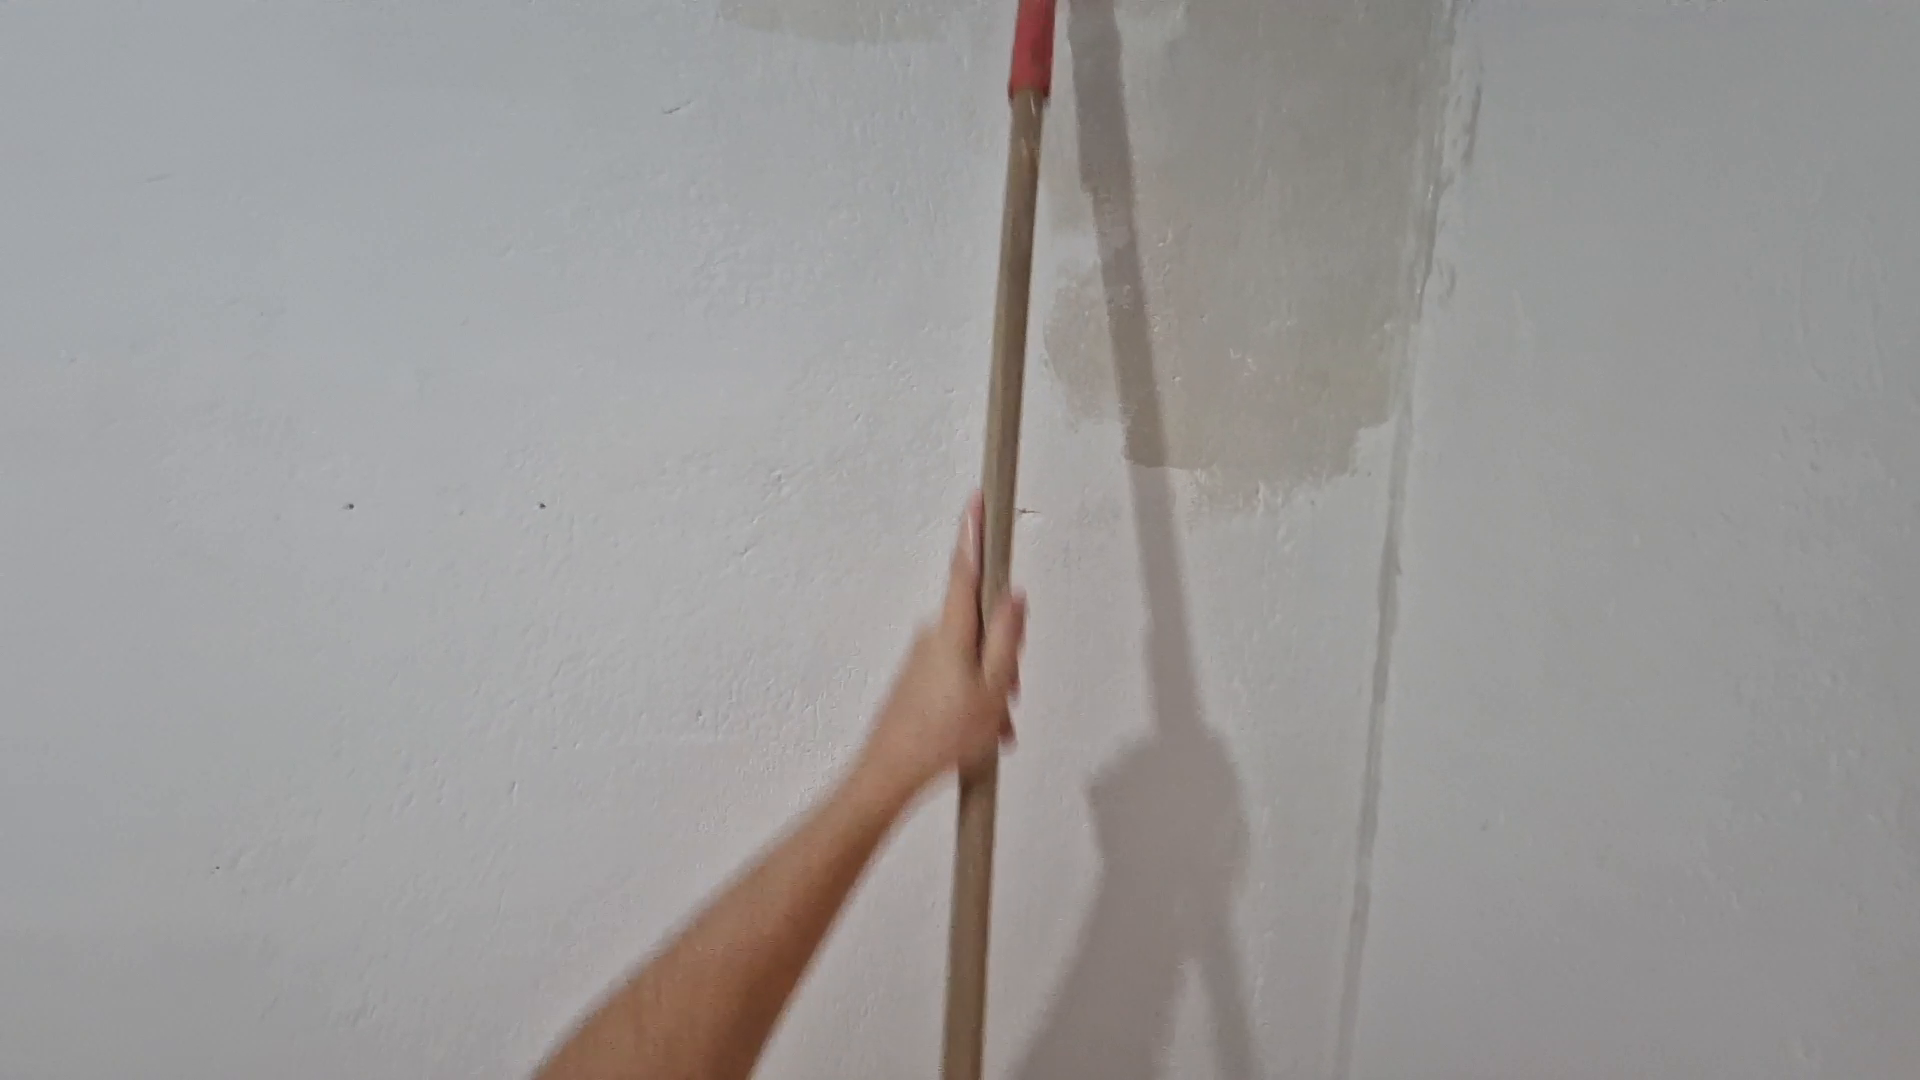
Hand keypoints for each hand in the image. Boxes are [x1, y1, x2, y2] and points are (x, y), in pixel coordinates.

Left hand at [858, 492, 1026, 800]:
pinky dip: (974, 697)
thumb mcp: (992, 688)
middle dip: (1004, 655)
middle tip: (1008, 698)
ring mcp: (922, 657)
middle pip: (982, 623)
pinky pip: (956, 674)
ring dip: (991, 686)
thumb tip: (1013, 596)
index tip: (976, 499)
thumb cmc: (942, 735)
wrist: (890, 772)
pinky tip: (978, 731)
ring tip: (993, 727)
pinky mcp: (917, 677)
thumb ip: (1007, 639)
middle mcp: (933, 635)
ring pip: (973, 656)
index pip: (966, 569)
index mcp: (952, 631)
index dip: (974, 532)